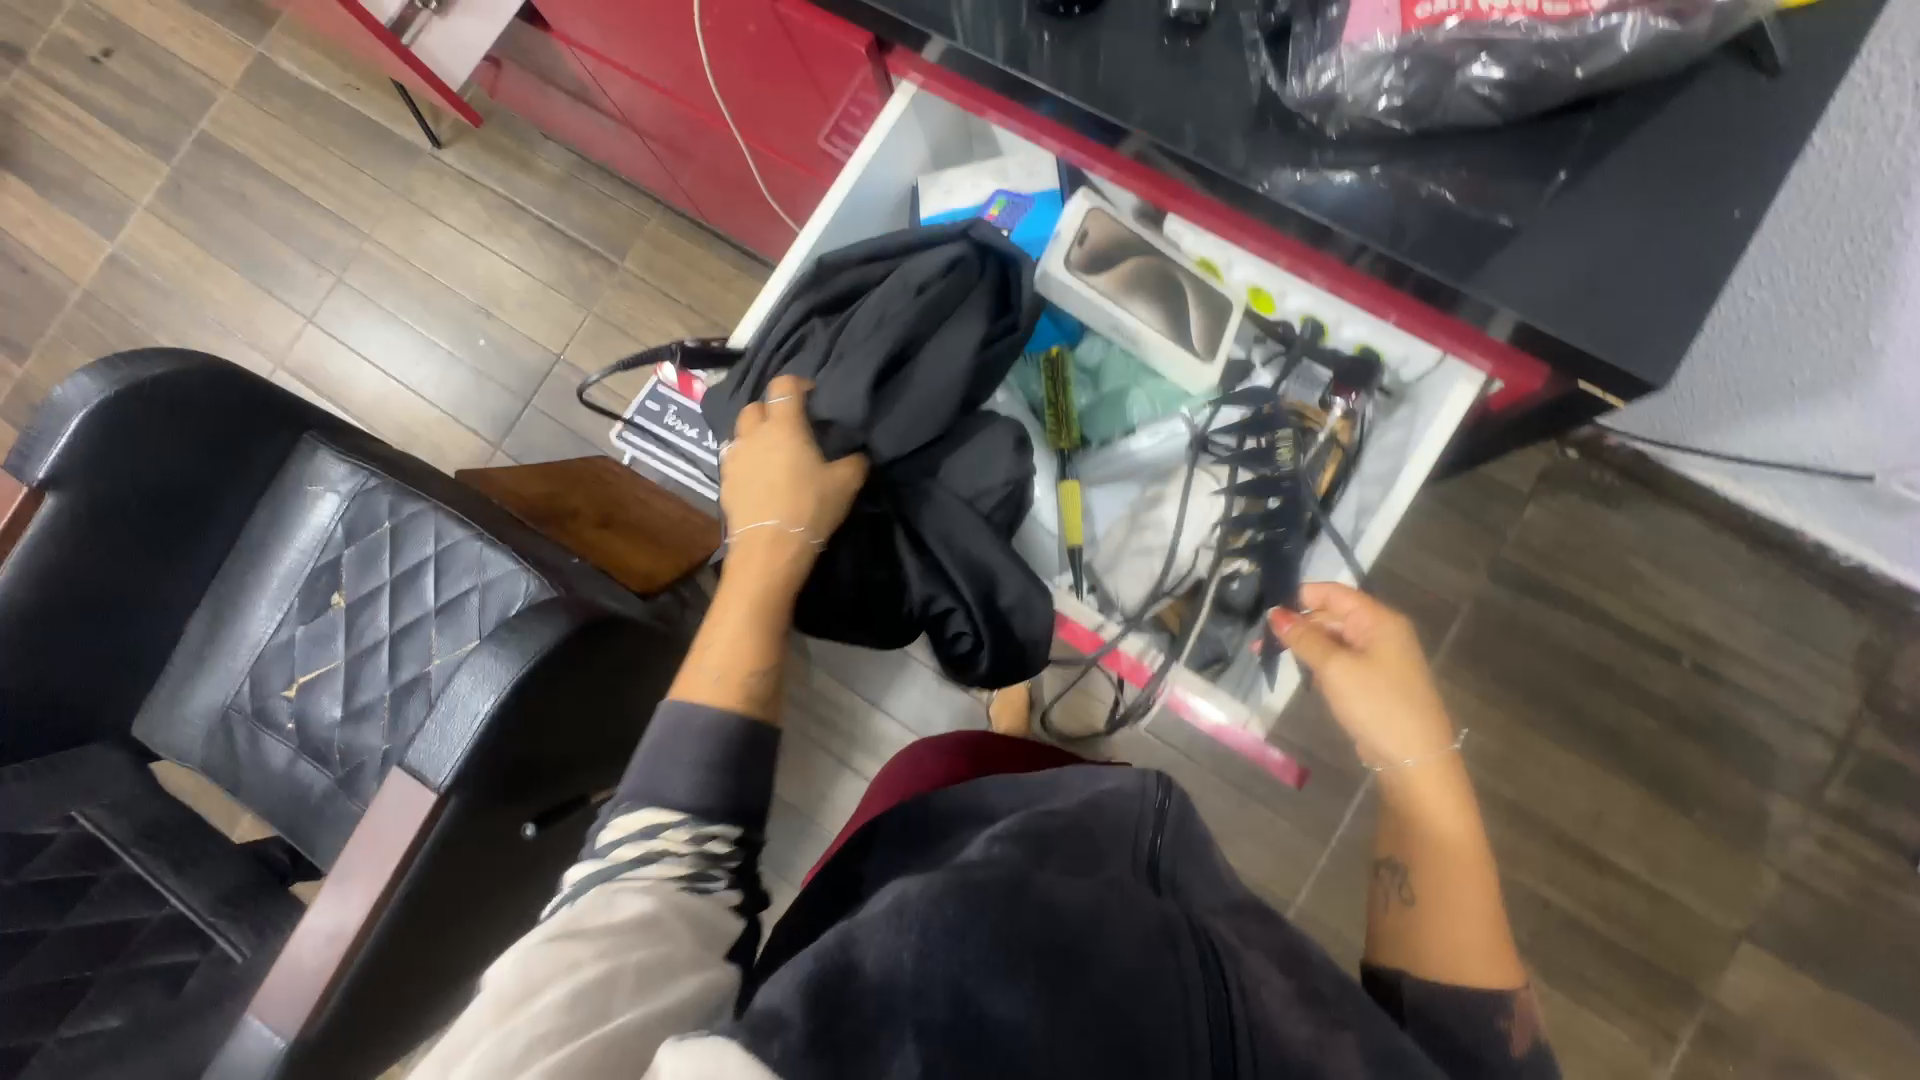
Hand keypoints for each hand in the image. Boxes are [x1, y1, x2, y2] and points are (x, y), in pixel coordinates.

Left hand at [721, 375, 868, 578]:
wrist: (770, 548)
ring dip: (755, 435)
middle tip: (790, 426)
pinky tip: (761, 477)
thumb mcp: (847, 483)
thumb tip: (858, 455)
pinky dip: (747, 460)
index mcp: (784, 425)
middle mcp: (754, 434)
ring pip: (741, 432)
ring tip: (773, 452)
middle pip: (755, 406)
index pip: (784, 385)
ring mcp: (735, 457)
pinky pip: (735, 459)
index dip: (798, 384)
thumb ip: (855, 461)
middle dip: (771, 409)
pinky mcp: (725, 481)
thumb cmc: (810, 507)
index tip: (812, 396)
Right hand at [1268, 583, 1455, 768]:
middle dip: (1297, 625)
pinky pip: (1340, 661)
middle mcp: (1380, 632)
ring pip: (1333, 639)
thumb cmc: (1376, 704)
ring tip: (1271, 657)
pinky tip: (1303, 676)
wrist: (1414, 759)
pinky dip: (1319, 664)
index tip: (1266, 612)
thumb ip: (1303, 638)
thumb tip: (1275, 613)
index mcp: (1378, 620)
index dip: (1300, 597)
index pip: (1333, 593)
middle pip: (1331, 615)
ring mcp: (1378, 657)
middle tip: (1260, 642)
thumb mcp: (1334, 667)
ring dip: (1305, 646)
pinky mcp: (1372, 680)